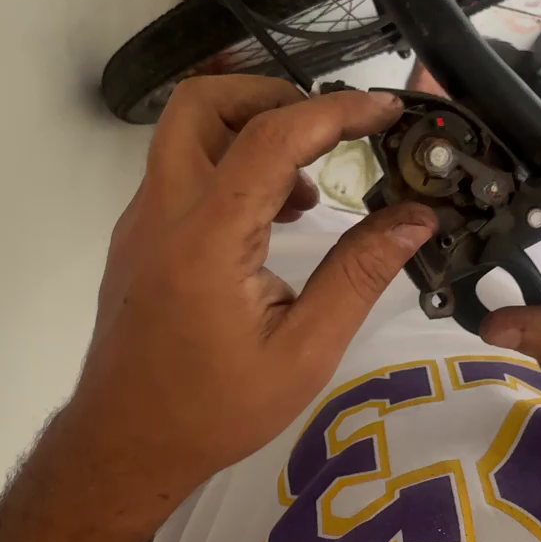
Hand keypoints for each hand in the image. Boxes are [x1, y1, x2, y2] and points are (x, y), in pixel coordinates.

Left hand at [62, 78, 436, 525]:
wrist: (124, 446)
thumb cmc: (215, 410)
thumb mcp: (305, 351)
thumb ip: (360, 274)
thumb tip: (416, 219)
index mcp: (207, 240)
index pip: (269, 138)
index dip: (334, 112)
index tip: (384, 110)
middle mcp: (163, 213)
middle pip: (202, 103)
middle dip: (272, 95)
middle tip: (327, 131)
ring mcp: (142, 221)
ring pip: (187, 131)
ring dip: (251, 131)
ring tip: (309, 190)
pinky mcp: (140, 236)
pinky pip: (184, 171)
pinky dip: (232, 165)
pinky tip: (274, 219)